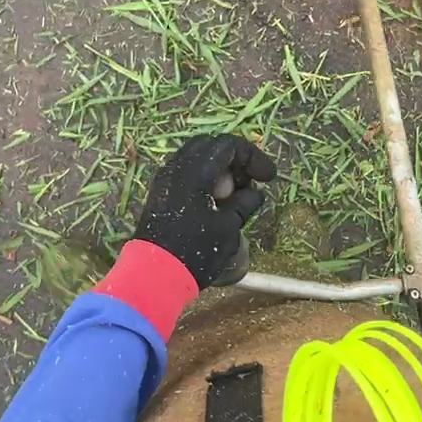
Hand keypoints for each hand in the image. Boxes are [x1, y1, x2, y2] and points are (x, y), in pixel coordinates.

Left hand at [132, 133, 276, 288]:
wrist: (153, 276)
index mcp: (195, 171)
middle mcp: (177, 167)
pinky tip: (217, 203)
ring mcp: (165, 179)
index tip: (268, 178)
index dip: (253, 157)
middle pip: (211, 147)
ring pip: (198, 159)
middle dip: (236, 160)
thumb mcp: (228, 228)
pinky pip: (188, 173)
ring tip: (235, 196)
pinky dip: (206, 180)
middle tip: (250, 181)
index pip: (228, 146)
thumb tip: (253, 194)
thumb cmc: (194, 251)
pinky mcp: (161, 193)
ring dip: (221, 170)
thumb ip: (243, 204)